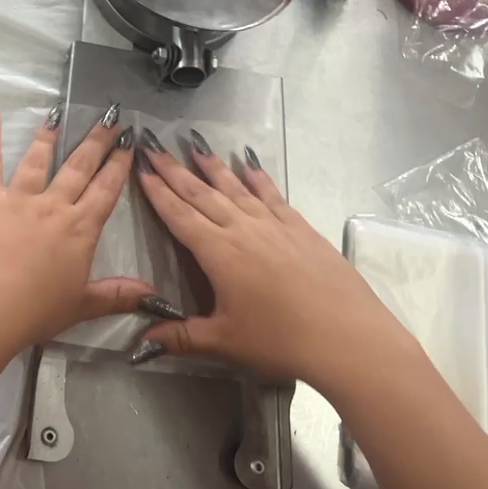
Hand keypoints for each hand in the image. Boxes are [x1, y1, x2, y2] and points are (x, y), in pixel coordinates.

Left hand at [0, 98, 151, 352]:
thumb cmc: (34, 312)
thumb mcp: (82, 306)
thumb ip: (118, 295)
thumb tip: (155, 295)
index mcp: (81, 229)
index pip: (107, 189)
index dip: (120, 163)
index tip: (129, 141)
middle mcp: (54, 205)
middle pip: (80, 166)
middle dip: (97, 140)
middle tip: (109, 116)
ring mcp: (19, 197)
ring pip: (38, 158)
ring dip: (50, 134)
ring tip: (59, 113)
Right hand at [132, 134, 422, 395]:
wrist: (347, 337)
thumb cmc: (280, 340)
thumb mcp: (225, 342)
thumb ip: (181, 337)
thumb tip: (140, 343)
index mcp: (217, 252)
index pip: (178, 215)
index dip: (157, 192)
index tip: (140, 169)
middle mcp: (241, 229)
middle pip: (200, 193)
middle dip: (173, 169)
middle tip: (153, 146)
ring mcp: (273, 224)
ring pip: (234, 187)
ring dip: (212, 166)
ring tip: (194, 145)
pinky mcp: (300, 228)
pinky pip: (272, 194)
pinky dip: (257, 177)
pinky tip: (249, 164)